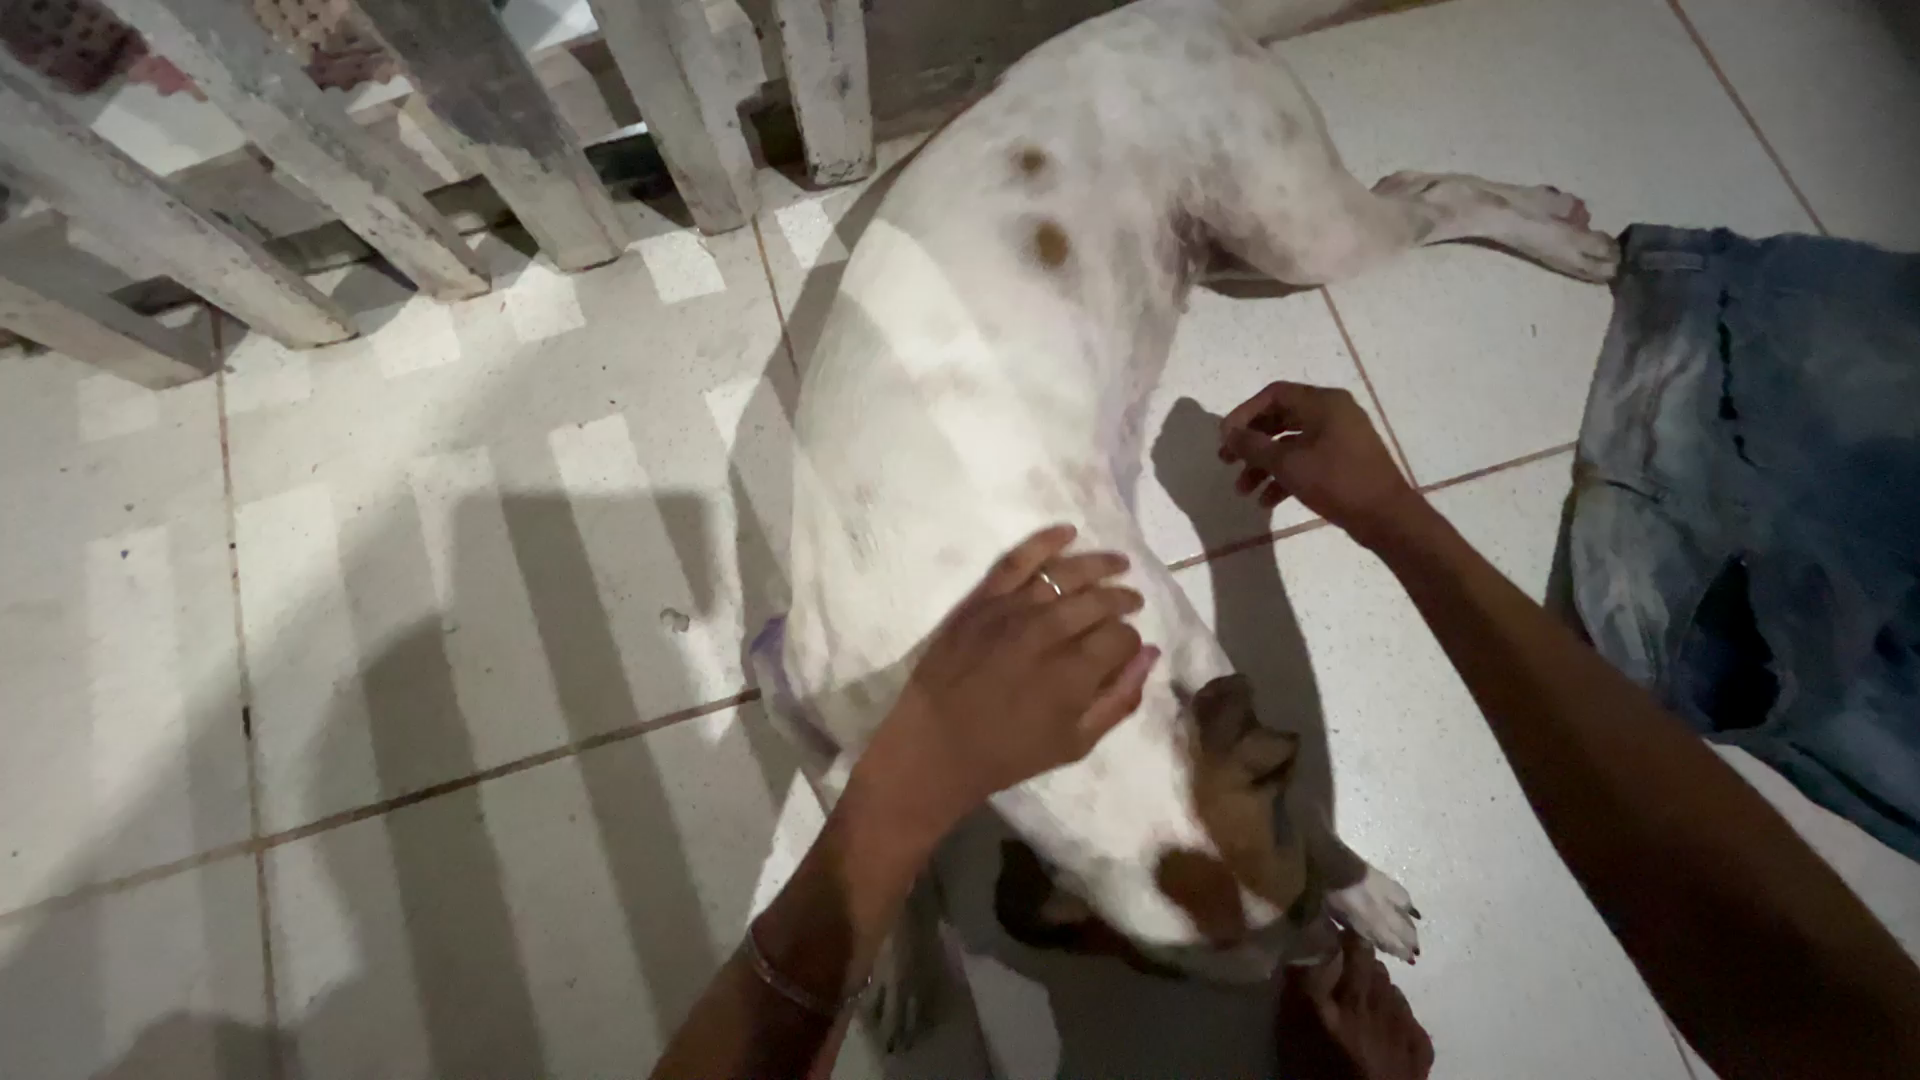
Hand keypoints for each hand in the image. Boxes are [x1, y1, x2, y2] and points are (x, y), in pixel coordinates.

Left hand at [857, 525, 1160, 836]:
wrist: (936, 743)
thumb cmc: (1008, 752)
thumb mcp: (1075, 743)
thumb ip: (1119, 700)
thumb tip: (1150, 655)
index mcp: (1074, 673)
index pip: (1122, 637)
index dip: (1131, 641)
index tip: (1126, 647)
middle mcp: (1048, 633)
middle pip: (1100, 601)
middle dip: (1123, 600)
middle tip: (1132, 601)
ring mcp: (1012, 611)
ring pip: (1066, 575)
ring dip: (1099, 565)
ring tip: (1118, 563)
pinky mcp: (982, 599)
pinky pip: (1016, 560)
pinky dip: (1044, 541)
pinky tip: (1067, 531)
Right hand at [1218, 381, 1426, 547]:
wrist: (1386, 516)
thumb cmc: (1335, 481)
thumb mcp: (1286, 463)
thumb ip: (1252, 445)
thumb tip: (1228, 433)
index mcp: (1323, 403)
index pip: (1273, 395)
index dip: (1243, 414)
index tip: (1224, 438)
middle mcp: (1332, 413)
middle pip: (1279, 419)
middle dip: (1250, 442)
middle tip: (1226, 461)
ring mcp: (1339, 437)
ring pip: (1290, 444)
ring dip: (1262, 465)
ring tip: (1242, 490)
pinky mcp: (1343, 460)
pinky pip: (1305, 460)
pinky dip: (1283, 476)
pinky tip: (1266, 501)